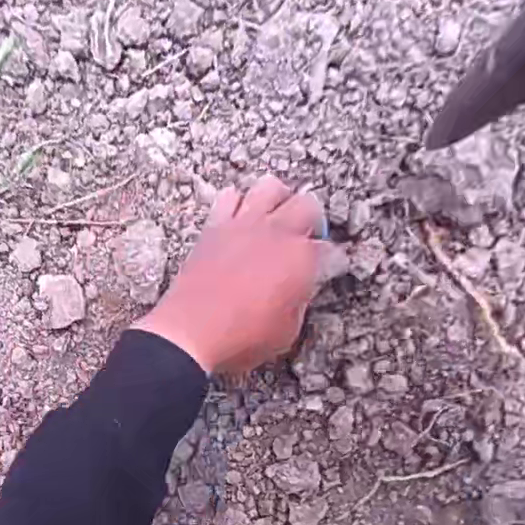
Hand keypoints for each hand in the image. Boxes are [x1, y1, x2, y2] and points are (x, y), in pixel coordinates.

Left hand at [133, 175, 339, 374]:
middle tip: (306, 240)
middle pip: (308, 205)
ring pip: (271, 186)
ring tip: (275, 220)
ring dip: (279, 200)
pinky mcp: (215, 226)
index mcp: (303, 261)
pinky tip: (239, 222)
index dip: (333, 264)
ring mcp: (245, 225)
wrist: (191, 333)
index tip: (328, 271)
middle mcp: (278, 233)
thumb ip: (299, 303)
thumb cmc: (241, 338)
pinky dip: (238, 203)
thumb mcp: (286, 333)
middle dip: (313, 221)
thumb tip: (299, 290)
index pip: (332, 252)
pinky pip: (230, 196)